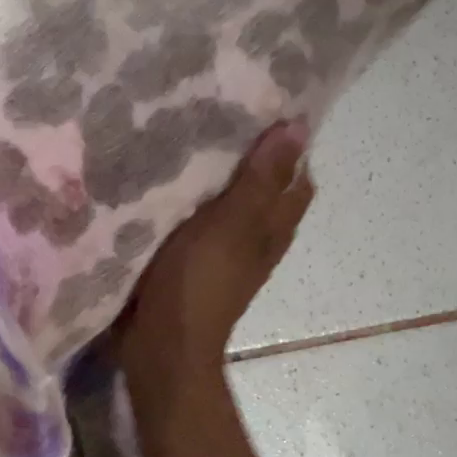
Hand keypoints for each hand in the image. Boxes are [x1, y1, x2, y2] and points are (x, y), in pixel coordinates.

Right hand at [118, 121, 312, 380]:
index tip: (258, 110)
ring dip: (209, 184)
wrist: (161, 347)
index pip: (295, 178)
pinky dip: (183, 209)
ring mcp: (219, 258)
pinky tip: (159, 193)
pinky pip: (191, 229)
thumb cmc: (197, 284)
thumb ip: (258, 181)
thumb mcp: (229, 226)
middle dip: (243, 160)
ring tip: (181, 145)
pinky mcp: (185, 269)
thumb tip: (297, 127)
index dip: (286, 147)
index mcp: (271, 228)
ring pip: (223, 210)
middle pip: (258, 193)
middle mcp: (253, 242)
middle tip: (211, 118)